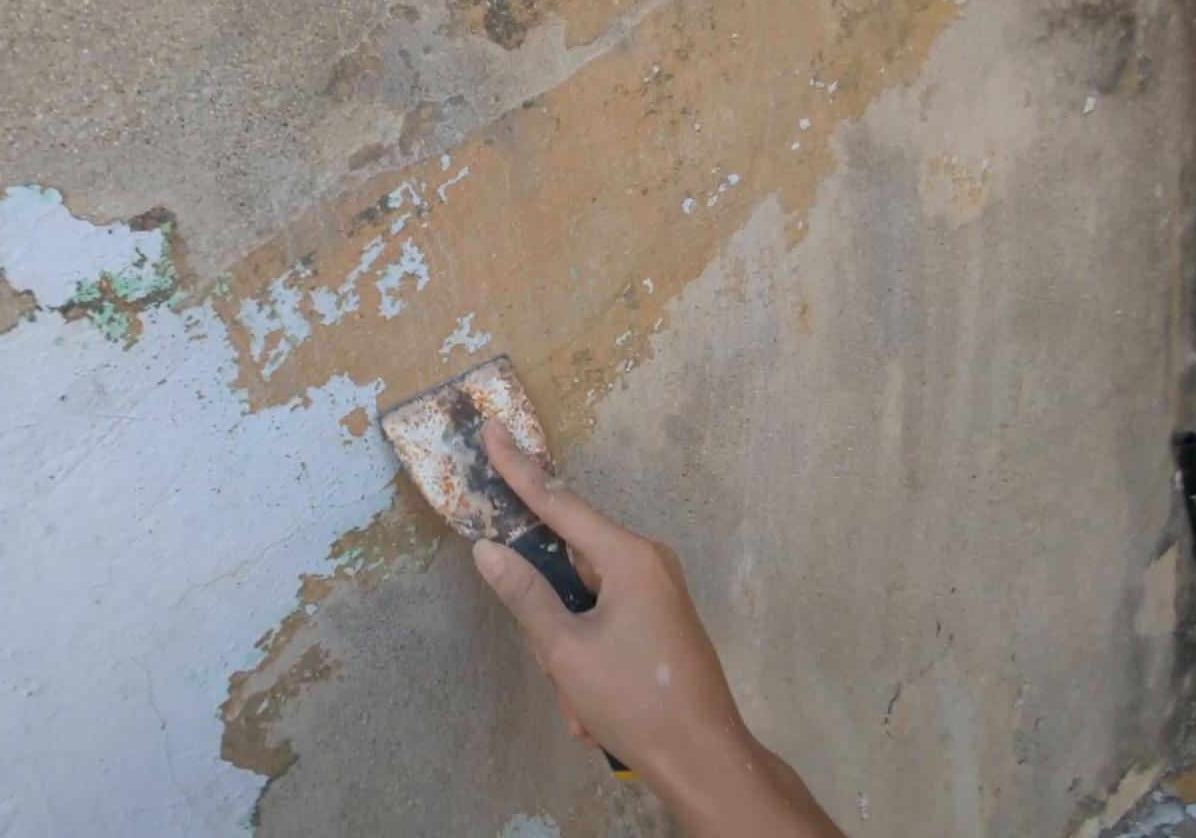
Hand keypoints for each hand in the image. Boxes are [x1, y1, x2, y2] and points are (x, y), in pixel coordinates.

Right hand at [474, 421, 841, 836]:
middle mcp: (646, 559)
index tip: (493, 431)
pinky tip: (591, 702)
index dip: (519, 469)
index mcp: (628, 557)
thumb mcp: (566, 651)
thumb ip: (525, 594)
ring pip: (582, 593)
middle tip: (553, 661)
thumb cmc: (635, 701)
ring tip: (580, 699)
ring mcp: (656, 586)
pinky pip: (603, 611)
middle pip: (569, 558)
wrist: (707, 764)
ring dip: (568, 642)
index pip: (560, 503)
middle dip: (550, 612)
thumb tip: (488, 550)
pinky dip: (587, 649)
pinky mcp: (658, 611)